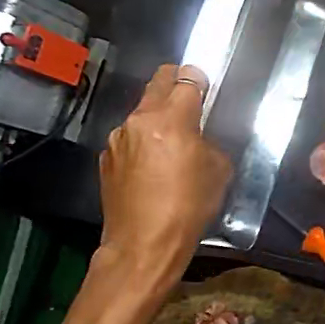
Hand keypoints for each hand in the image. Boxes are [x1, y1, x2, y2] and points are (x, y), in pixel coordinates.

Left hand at [97, 64, 231, 289]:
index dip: (200, 80)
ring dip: (156, 118)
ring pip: (142, 111)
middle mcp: (140, 120)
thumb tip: (198, 136)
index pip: (188, 78)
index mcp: (171, 118)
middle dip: (175, 85)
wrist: (143, 246)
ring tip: (169, 145)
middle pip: (159, 81)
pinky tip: (150, 169)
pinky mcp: (106, 158)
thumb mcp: (218, 172)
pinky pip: (129, 138)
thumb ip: (208, 142)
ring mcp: (118, 138)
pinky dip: (141, 142)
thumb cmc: (187, 209)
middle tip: (188, 103)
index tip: (206, 89)